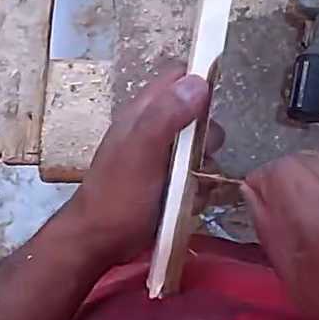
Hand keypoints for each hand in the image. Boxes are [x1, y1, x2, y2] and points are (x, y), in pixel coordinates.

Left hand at [53, 69, 210, 271]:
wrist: (100, 243)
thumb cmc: (117, 195)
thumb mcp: (141, 151)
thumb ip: (166, 115)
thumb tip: (198, 82)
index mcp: (144, 110)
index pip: (178, 76)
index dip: (200, 79)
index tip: (218, 99)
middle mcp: (155, 126)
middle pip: (198, 112)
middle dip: (208, 133)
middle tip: (200, 153)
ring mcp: (163, 155)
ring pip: (202, 146)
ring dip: (205, 165)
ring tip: (193, 184)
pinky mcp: (170, 181)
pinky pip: (198, 173)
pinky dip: (200, 186)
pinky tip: (190, 202)